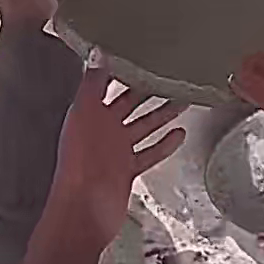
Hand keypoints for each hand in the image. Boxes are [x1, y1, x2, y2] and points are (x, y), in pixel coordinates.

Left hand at [47, 67, 186, 248]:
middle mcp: (103, 127)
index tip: (140, 53)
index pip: (107, 82)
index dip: (122, 68)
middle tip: (169, 74)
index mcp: (90, 111)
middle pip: (131, 102)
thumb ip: (91, 83)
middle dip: (149, 88)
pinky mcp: (128, 168)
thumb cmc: (79, 161)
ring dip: (163, 113)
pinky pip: (150, 151)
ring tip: (183, 99)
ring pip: (145, 124)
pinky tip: (179, 134)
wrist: (83, 211)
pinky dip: (165, 143)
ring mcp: (117, 148)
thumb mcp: (83, 113)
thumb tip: (97, 52)